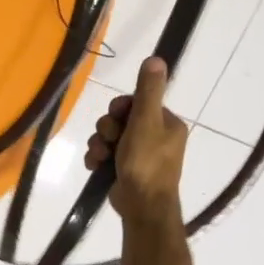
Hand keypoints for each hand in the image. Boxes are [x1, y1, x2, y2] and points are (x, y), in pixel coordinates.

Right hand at [84, 58, 187, 224]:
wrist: (142, 206)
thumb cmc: (146, 162)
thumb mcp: (146, 121)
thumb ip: (148, 91)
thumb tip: (156, 58)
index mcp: (166, 124)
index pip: (137, 103)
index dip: (120, 108)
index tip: (117, 117)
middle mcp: (156, 137)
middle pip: (120, 119)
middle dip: (107, 128)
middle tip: (108, 140)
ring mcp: (140, 155)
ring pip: (109, 137)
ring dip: (99, 144)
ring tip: (100, 157)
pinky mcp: (126, 170)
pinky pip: (105, 154)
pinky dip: (98, 158)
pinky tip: (96, 166)